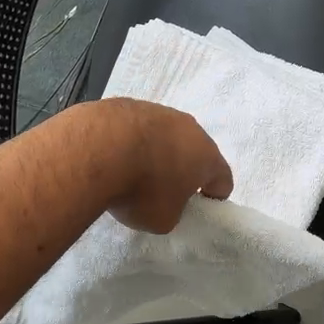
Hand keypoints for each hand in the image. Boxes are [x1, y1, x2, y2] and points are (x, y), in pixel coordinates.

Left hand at [91, 98, 232, 233]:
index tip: (198, 209)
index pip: (223, 179)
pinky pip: (141, 128)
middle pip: (196, 152)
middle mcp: (190, 128)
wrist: (100, 147)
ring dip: (159, 153)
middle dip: (184, 171)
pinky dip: (134, 142)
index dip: (214, 196)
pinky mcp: (133, 104)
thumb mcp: (163, 220)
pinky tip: (115, 157)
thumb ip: (174, 211)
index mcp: (207, 156)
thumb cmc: (141, 189)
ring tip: (134, 173)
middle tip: (164, 192)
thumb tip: (167, 199)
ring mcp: (162, 112)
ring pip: (168, 136)